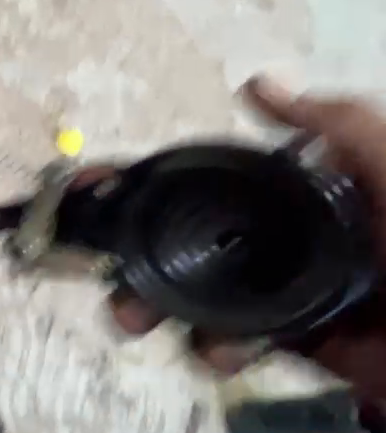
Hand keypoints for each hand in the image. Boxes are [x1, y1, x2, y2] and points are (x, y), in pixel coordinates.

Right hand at [108, 76, 385, 403]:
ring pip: (185, 290)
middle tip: (97, 264)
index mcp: (293, 200)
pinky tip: (221, 348)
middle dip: (124, 250)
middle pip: (174, 236)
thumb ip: (345, 128)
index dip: (137, 180)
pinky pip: (228, 340)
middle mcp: (275, 240)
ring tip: (135, 318)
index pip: (199, 182)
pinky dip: (212, 346)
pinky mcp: (287, 342)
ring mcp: (277, 292)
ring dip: (149, 303)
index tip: (87, 185)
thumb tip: (259, 83)